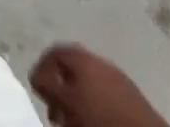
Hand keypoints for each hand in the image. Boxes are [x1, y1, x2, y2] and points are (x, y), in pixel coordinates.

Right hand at [29, 44, 168, 126]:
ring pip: (88, 82)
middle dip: (59, 86)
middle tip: (54, 107)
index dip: (42, 67)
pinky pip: (104, 93)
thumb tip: (37, 75)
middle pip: (72, 67)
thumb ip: (45, 83)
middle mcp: (101, 60)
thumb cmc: (99, 116)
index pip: (55, 51)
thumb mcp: (64, 100)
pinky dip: (93, 102)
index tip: (38, 87)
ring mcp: (119, 77)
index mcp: (83, 58)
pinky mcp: (132, 95)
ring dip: (76, 97)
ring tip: (71, 117)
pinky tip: (92, 117)